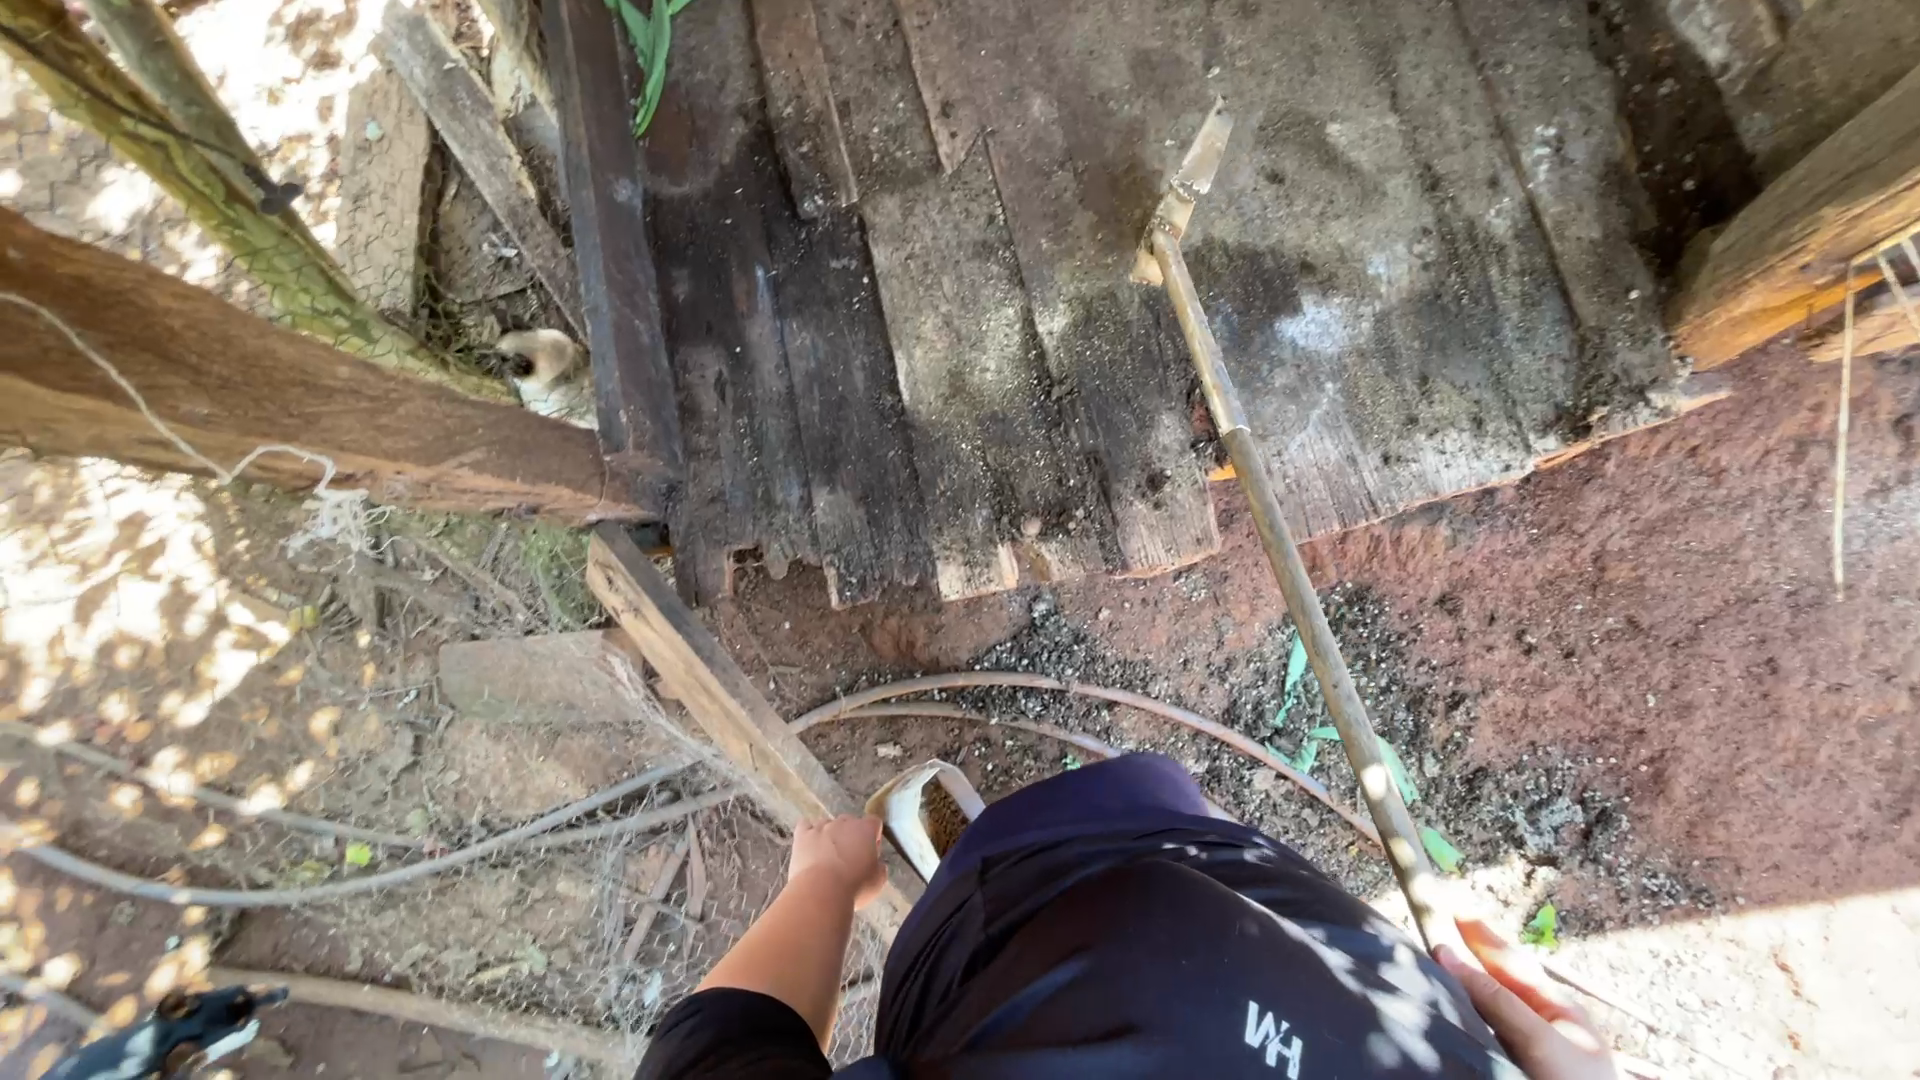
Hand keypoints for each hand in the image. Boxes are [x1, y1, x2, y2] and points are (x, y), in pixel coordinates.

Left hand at [788, 815, 885, 910]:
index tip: (871, 853)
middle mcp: (843, 822)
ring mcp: (821, 826)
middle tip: (849, 858)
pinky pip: (805, 826)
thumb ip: (880, 867)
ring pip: (827, 824)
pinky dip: (808, 833)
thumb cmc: (855, 887)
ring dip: (829, 836)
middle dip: (850, 836)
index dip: (873, 836)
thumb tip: (877, 864)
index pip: (874, 822)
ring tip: (827, 857)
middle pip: (849, 822)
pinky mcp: (802, 835)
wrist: (821, 892)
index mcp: (865, 830)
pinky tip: (809, 846)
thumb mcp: (878, 881)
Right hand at [1435, 917, 1618, 1079]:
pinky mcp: (1514, 1065)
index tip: (1451, 906)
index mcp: (1559, 1009)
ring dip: (1464, 981)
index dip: (1481, 932)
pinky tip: (1450, 1007)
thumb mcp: (1540, 1041)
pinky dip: (1465, 1009)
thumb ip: (1494, 997)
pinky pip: (1485, 1027)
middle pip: (1501, 978)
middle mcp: (1545, 1023)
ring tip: (1436, 962)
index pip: (1511, 960)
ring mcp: (1531, 1048)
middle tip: (1439, 926)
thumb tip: (1444, 952)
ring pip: (1491, 1003)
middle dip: (1472, 952)